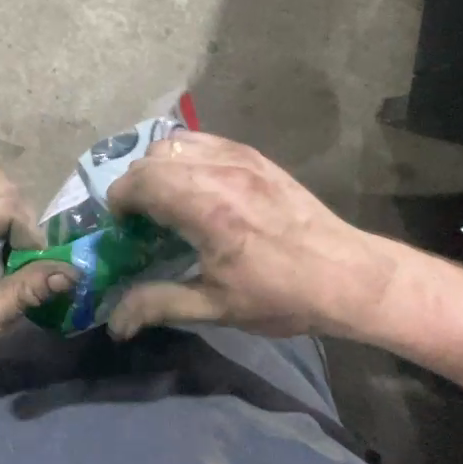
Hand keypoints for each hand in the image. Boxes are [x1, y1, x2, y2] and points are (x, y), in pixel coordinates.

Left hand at [0, 168, 78, 391]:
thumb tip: (72, 272)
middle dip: (24, 220)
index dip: (29, 234)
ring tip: (19, 254)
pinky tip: (5, 250)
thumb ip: (27, 290)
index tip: (36, 269)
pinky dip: (3, 218)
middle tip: (30, 261)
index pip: (3, 205)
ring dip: (15, 216)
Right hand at [105, 132, 394, 338]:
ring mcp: (236, 158)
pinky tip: (191, 182)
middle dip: (134, 186)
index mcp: (204, 209)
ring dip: (156, 167)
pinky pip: (199, 140)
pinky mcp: (252, 154)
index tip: (123, 229)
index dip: (119, 203)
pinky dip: (182, 155)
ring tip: (165, 199)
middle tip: (141, 219)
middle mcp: (216, 173)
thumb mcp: (217, 307)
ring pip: (171, 144)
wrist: (349, 276)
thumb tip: (113, 324)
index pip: (138, 183)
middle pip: (150, 160)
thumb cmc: (282, 296)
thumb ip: (158, 304)